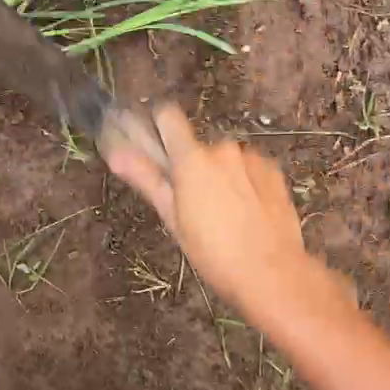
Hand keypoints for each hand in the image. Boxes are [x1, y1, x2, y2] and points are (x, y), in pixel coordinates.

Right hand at [107, 104, 322, 320]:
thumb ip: (146, 179)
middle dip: (194, 169)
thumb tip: (115, 153)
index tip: (156, 148)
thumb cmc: (214, 252)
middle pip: (198, 148)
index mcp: (191, 158)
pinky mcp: (274, 172)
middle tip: (195, 206)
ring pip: (226, 160)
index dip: (159, 128)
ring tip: (226, 216)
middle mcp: (222, 148)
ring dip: (221, 177)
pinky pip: (250, 169)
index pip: (168, 117)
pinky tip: (249, 214)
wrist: (272, 273)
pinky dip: (246, 184)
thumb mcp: (173, 219)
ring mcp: (252, 158)